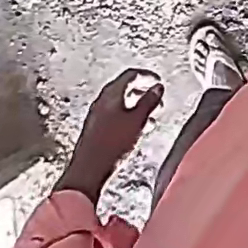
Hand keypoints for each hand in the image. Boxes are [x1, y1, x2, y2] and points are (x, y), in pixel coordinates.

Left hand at [55, 69, 163, 200]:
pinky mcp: (95, 129)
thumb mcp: (137, 121)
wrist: (87, 172)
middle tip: (158, 99)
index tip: (159, 82)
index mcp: (111, 93)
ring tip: (152, 117)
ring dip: (137, 107)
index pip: (131, 75)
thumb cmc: (113, 144)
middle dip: (143, 92)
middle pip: (125, 87)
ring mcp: (97, 114)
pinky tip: (138, 130)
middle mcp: (102, 100)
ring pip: (121, 103)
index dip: (148, 76)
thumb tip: (158, 87)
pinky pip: (115, 116)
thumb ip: (149, 102)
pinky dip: (129, 117)